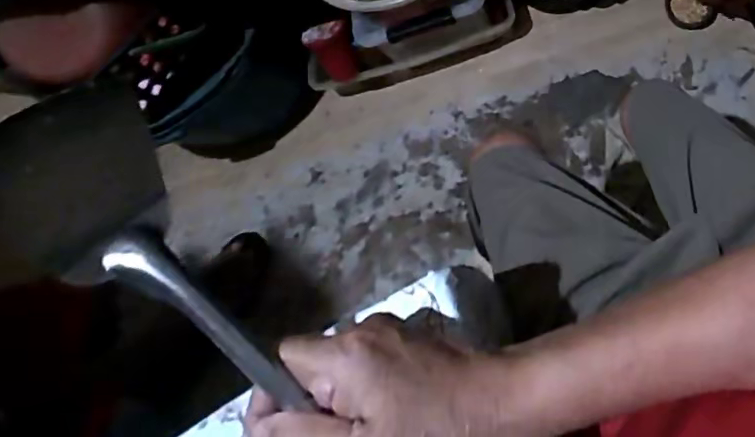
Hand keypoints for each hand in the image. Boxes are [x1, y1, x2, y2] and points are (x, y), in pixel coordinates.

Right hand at [244, 314, 512, 436]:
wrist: (495, 402)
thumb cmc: (428, 430)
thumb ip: (300, 433)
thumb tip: (259, 421)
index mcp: (346, 350)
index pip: (280, 358)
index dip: (269, 400)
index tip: (284, 436)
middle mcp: (366, 328)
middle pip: (309, 366)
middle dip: (307, 409)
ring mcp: (392, 332)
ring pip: (339, 371)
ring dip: (338, 406)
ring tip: (368, 431)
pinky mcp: (411, 342)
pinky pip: (368, 367)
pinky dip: (365, 395)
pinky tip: (388, 421)